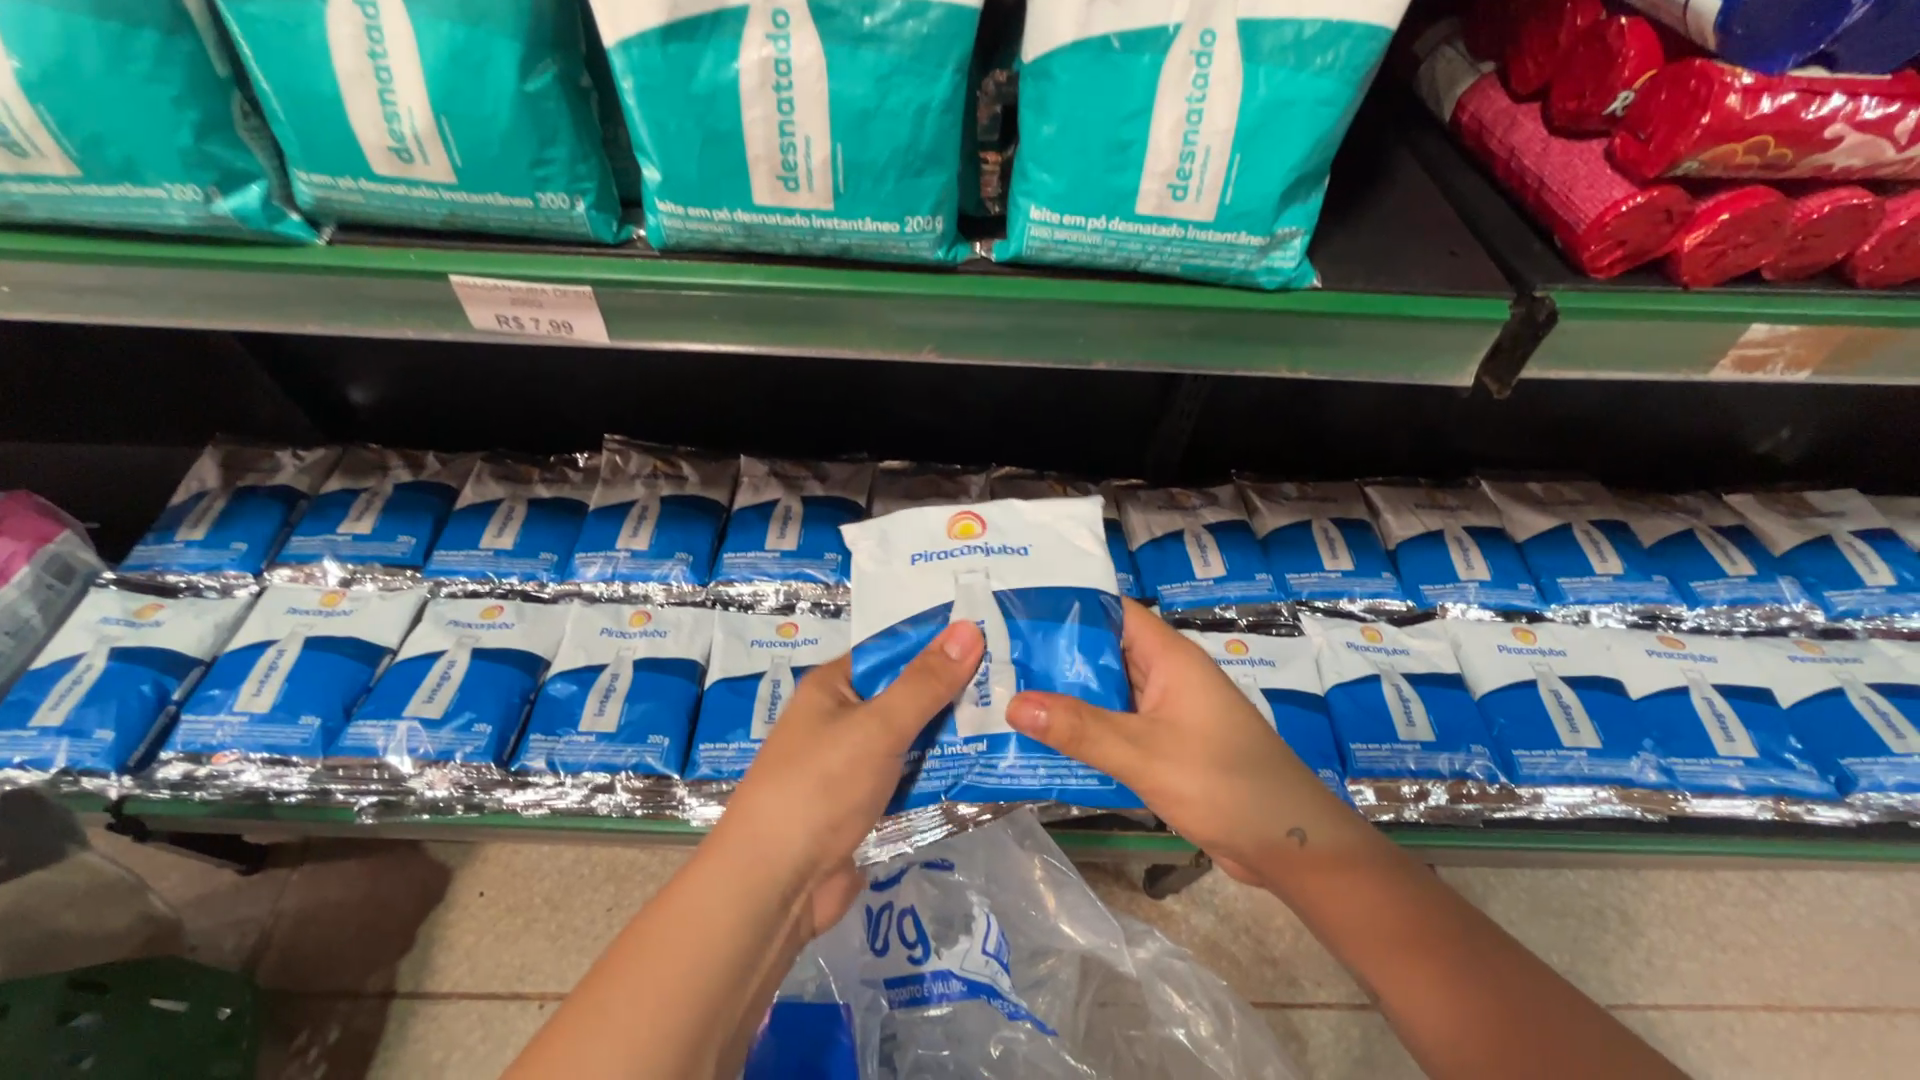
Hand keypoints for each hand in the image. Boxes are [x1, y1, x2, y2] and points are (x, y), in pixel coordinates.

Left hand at [709, 620, 985, 934]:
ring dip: (952, 738)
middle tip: (1018, 686)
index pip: (895, 651)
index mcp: (835, 687)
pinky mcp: (865, 806)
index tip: (996, 638)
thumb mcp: (878, 727)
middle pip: (907, 696)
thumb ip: (925, 683)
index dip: (940, 645)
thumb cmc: (820, 788)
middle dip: (955, 694)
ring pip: (913, 741)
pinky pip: (909, 780)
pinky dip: (939, 776)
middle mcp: (842, 720)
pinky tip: (984, 771)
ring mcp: (853, 766)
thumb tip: (968, 627)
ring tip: (1014, 725)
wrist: (774, 885)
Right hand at [1006, 599, 1343, 882]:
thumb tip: (1013, 703)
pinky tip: (1044, 743)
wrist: (1289, 845)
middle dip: (1052, 656)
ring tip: (1003, 697)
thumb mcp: (1144, 753)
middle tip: (992, 659)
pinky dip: (1085, 732)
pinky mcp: (1167, 747)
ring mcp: (1168, 714)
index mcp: (1170, 658)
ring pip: (1108, 693)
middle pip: (1104, 652)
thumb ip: (1079, 728)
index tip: (1011, 608)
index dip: (1065, 605)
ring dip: (1065, 698)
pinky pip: (1118, 728)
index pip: (1113, 611)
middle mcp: (1167, 677)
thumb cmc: (1223, 783)